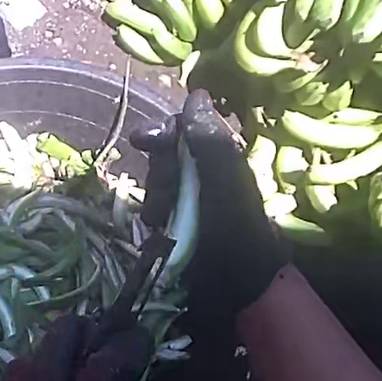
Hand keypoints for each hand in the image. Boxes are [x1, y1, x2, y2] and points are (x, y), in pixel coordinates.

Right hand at [134, 89, 290, 321]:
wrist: (239, 287)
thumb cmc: (235, 230)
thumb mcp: (224, 181)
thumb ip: (209, 140)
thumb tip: (195, 94)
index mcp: (220, 155)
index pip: (182, 126)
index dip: (162, 132)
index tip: (142, 141)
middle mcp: (205, 171)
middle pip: (165, 154)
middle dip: (158, 173)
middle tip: (164, 194)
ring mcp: (192, 198)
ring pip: (157, 182)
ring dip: (154, 200)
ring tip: (163, 221)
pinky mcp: (180, 222)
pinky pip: (155, 208)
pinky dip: (154, 219)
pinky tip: (159, 231)